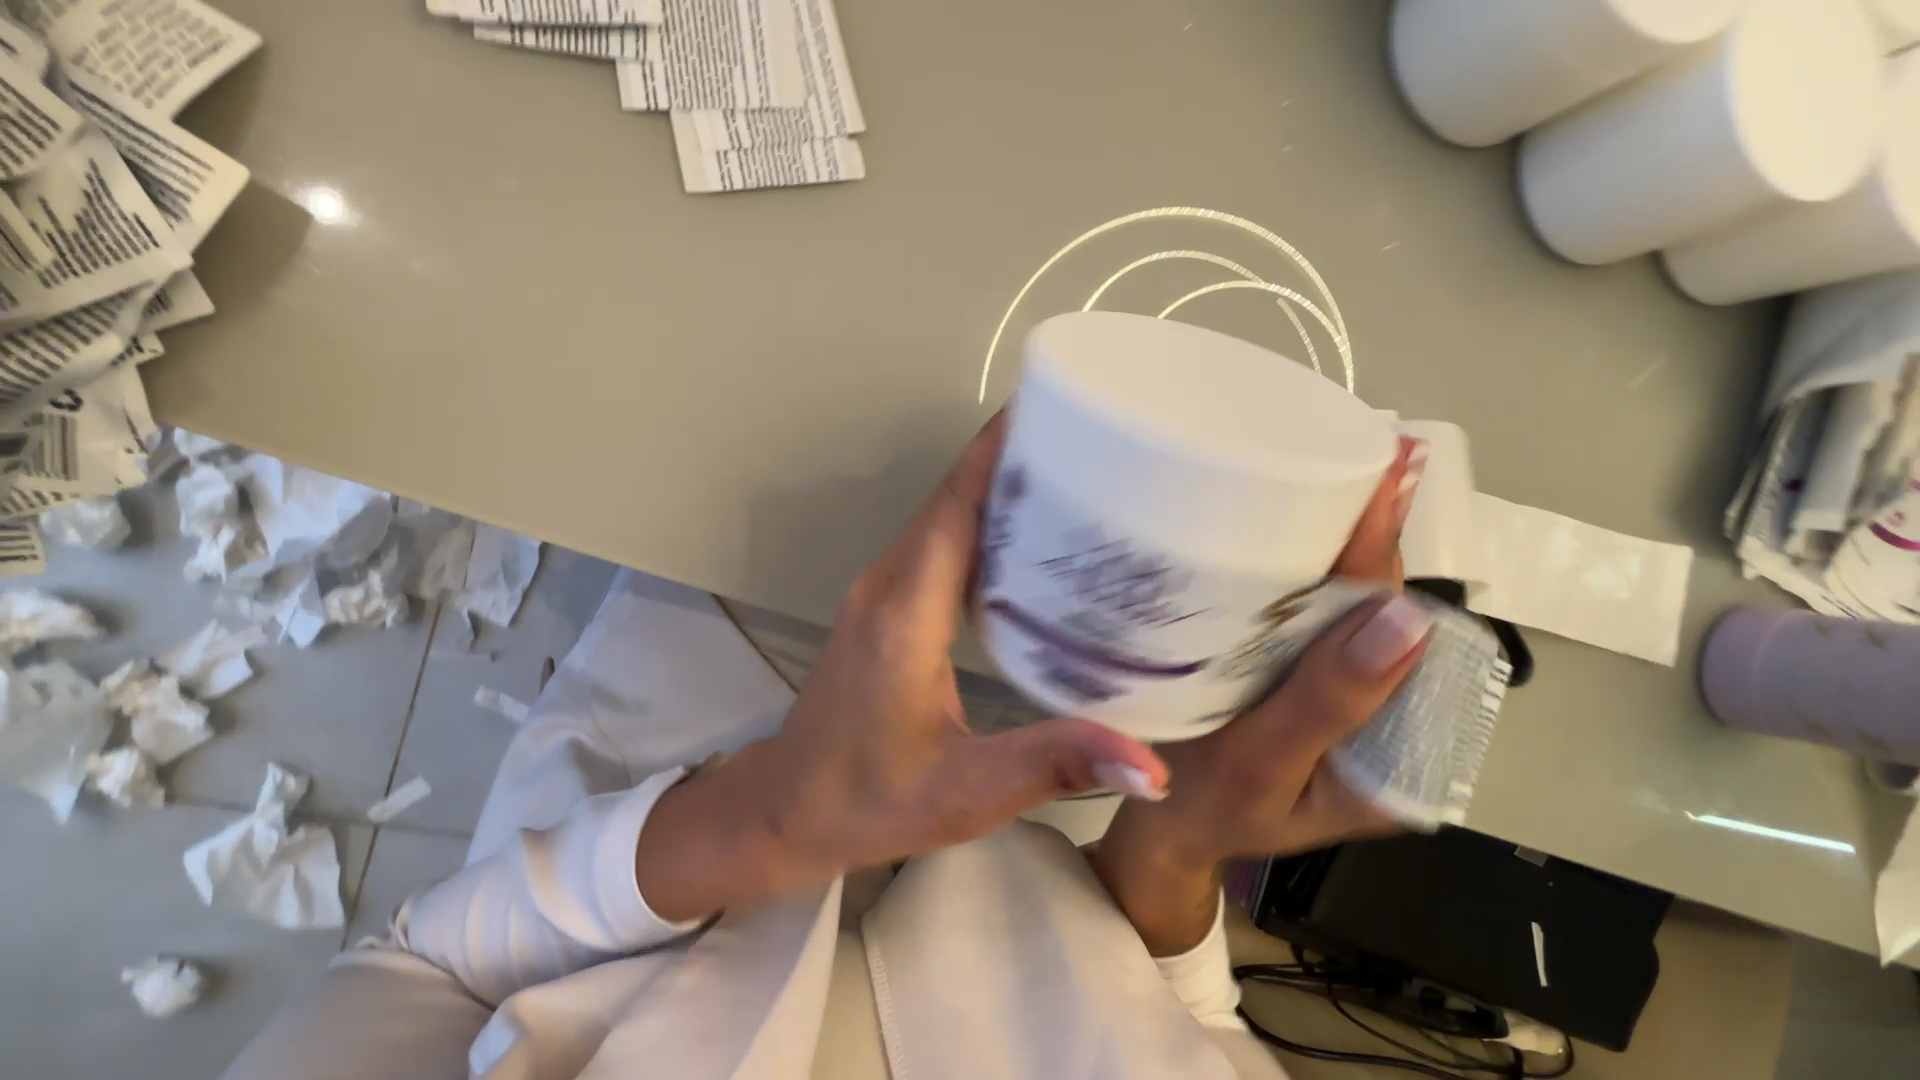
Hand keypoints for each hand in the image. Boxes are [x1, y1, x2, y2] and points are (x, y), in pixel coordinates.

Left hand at [638, 415, 1167, 921]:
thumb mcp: (966, 791)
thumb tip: (1153, 766)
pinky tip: (1037, 545)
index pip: (955, 503)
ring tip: (1083, 480)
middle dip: (1018, 458)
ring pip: (947, 517)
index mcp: (906, 611)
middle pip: (954, 496)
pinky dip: (987, 528)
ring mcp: (883, 592)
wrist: (786, 810)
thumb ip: (1054, 765)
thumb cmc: (867, 800)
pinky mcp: (887, 608)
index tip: (1059, 403)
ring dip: (1003, 489)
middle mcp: (890, 584)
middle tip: (1100, 442)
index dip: (999, 448)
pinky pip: (941, 546)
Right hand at [1090, 437, 1428, 953]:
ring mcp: (1313, 679)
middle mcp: (1361, 697)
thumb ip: (1331, 704)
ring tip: (1302, 459)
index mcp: (1388, 734)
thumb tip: (1405, 614)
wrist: (1157, 831)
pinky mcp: (1272, 668)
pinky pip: (1282, 611)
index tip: (1392, 467)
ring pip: (1324, 598)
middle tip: (1344, 439)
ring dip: (1315, 534)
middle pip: (1365, 599)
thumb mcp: (1268, 770)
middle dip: (1357, 525)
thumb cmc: (1207, 812)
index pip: (1394, 624)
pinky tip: (1249, 522)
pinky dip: (1272, 567)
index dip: (1387, 548)